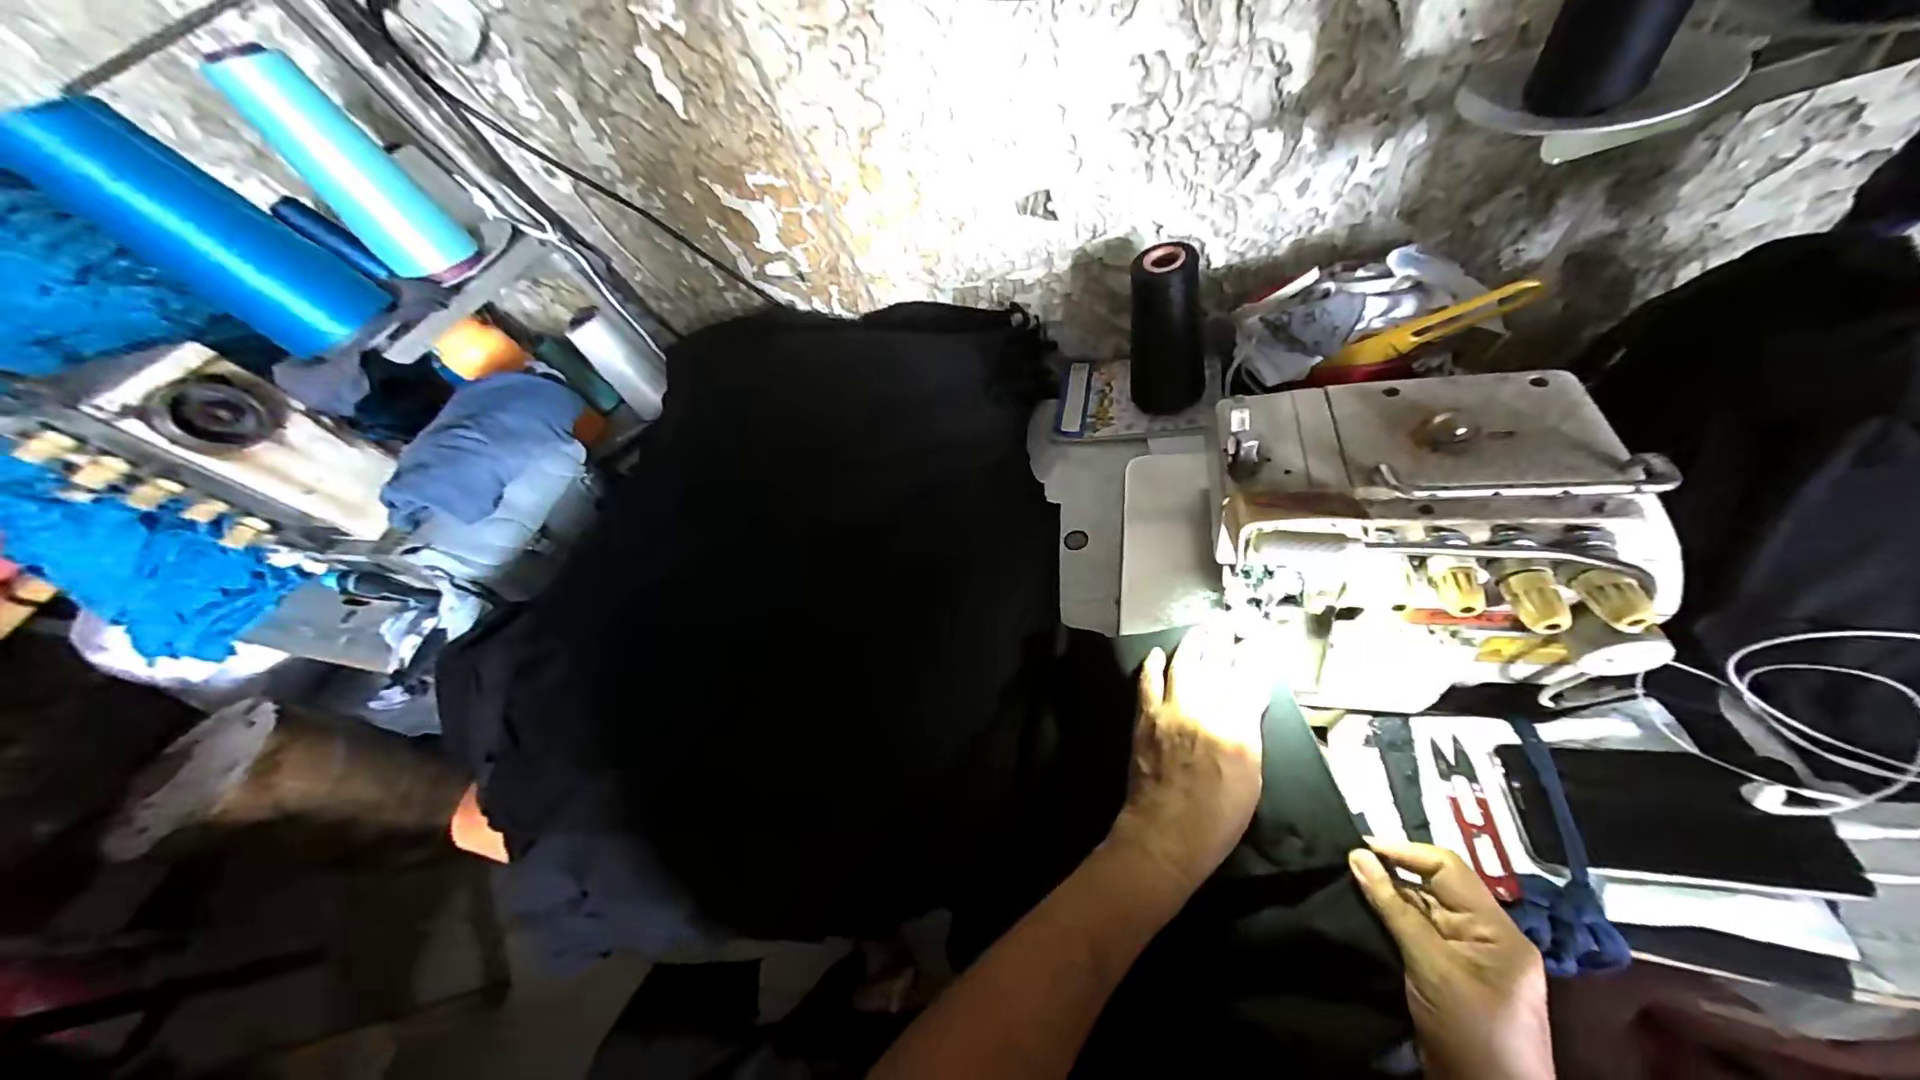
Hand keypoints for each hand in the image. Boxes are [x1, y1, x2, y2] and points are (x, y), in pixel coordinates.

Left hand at [1106, 621, 1271, 891]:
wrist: (1166, 832)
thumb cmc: (1218, 817)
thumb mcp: (1251, 777)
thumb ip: (1249, 732)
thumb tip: (1250, 703)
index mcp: (1237, 729)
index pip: (1250, 682)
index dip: (1255, 659)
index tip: (1258, 643)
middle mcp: (1205, 712)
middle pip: (1216, 665)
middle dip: (1224, 642)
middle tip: (1230, 625)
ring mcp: (1172, 711)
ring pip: (1183, 666)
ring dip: (1192, 646)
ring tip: (1200, 632)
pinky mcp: (1146, 717)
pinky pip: (1149, 682)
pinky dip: (1153, 665)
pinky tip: (1157, 654)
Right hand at [1349, 839, 1552, 1079]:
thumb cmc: (1470, 1031)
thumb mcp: (1430, 965)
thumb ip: (1394, 908)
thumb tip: (1358, 856)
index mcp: (1498, 930)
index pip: (1449, 870)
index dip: (1404, 853)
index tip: (1360, 847)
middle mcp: (1487, 937)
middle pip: (1435, 889)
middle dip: (1392, 875)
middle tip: (1347, 866)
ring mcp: (1470, 958)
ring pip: (1423, 910)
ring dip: (1389, 898)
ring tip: (1349, 885)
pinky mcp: (1450, 975)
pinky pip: (1420, 934)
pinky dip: (1393, 922)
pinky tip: (1366, 914)